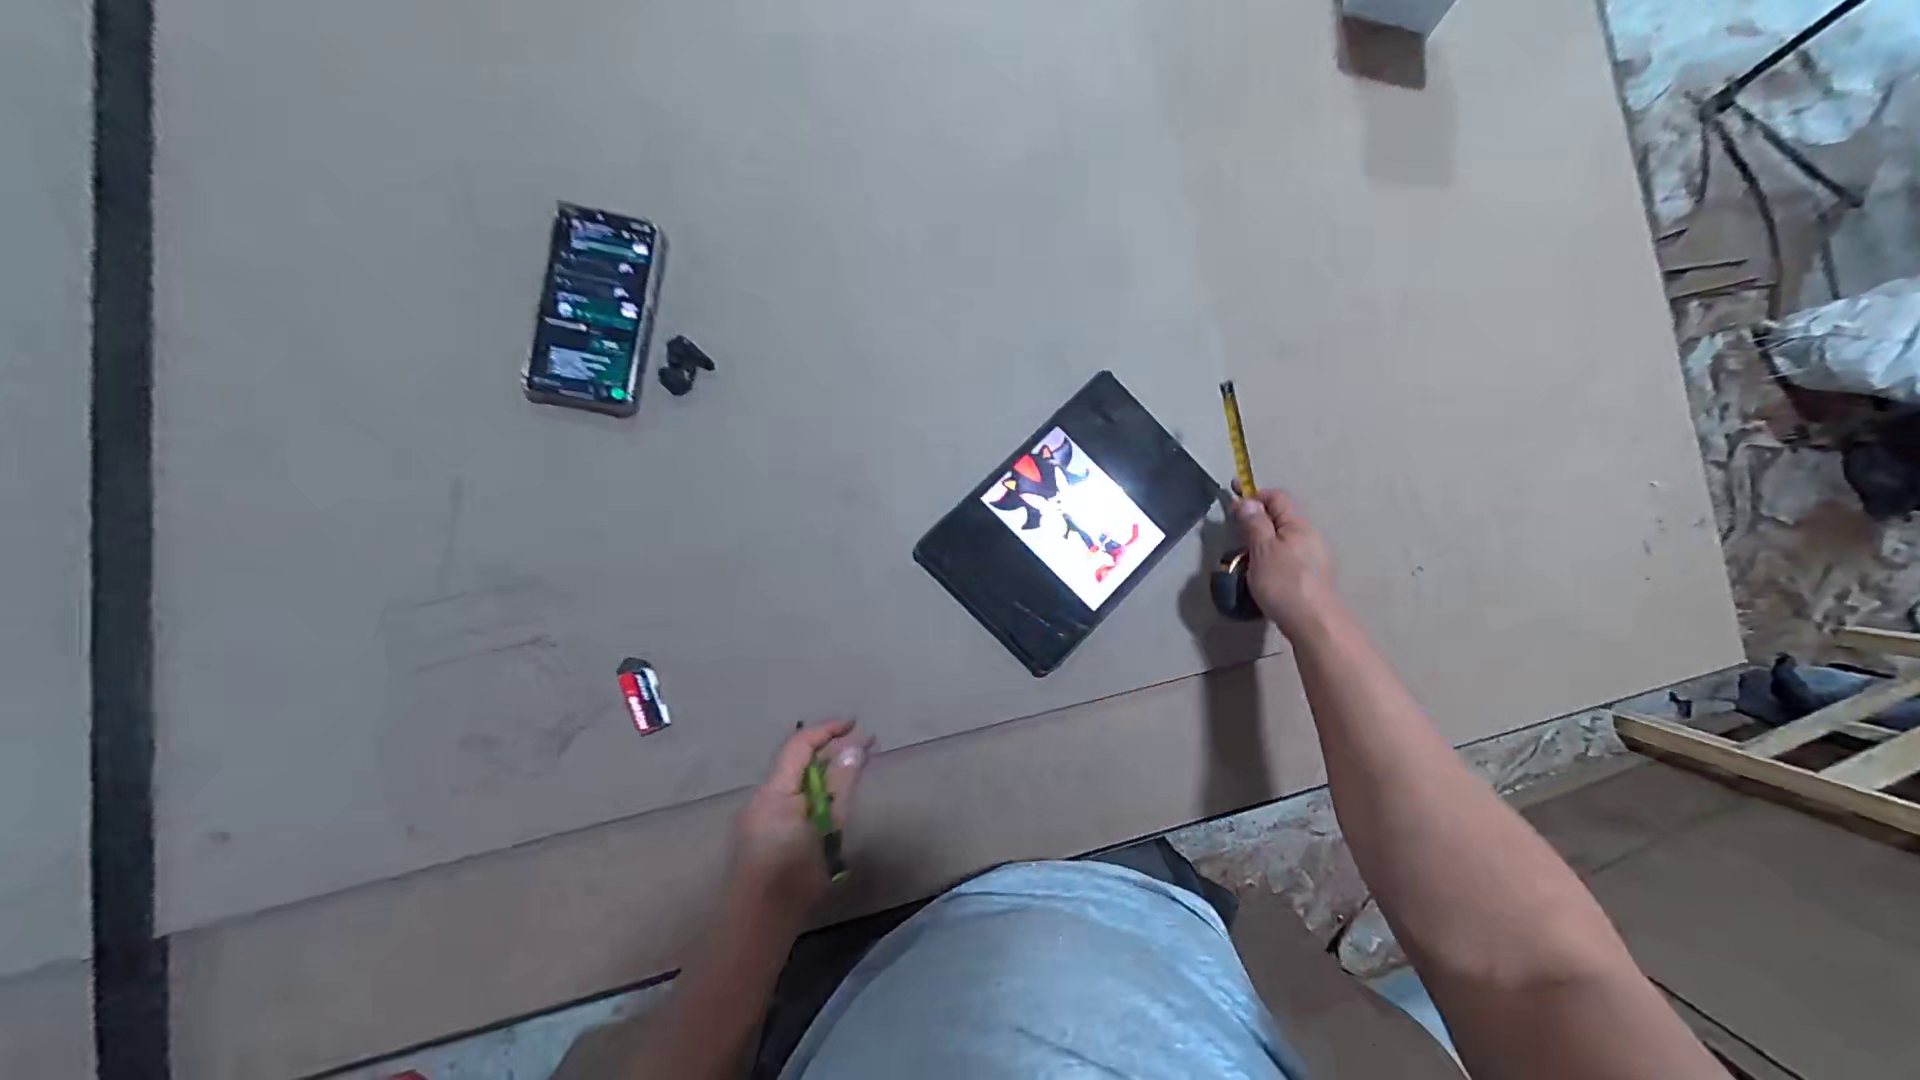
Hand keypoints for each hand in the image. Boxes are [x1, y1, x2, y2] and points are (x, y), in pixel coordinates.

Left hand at [728, 718, 875, 917]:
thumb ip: (840, 787)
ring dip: (824, 773)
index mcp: (774, 791)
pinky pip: (789, 801)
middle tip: (866, 748)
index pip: (800, 745)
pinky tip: (830, 804)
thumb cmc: (793, 878)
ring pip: (794, 784)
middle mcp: (761, 798)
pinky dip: (812, 793)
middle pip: (797, 763)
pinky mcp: (760, 837)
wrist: (754, 929)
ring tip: (853, 773)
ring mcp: (757, 818)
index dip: (828, 730)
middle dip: (831, 751)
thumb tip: (854, 748)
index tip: (856, 725)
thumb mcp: (826, 829)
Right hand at [1233, 486, 1336, 638]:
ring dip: (1263, 540)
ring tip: (1244, 556)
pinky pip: (1287, 555)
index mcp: (1298, 525)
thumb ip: (1254, 524)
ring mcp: (1313, 557)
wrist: (1313, 623)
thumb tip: (1248, 501)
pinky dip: (1271, 556)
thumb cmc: (1284, 583)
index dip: (1254, 493)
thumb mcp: (1262, 550)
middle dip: (1257, 519)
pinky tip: (1261, 572)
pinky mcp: (1311, 576)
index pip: (1276, 498)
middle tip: (1235, 530)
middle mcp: (1309, 536)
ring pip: (1283, 538)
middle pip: (1280, 518)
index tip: (1233, 493)